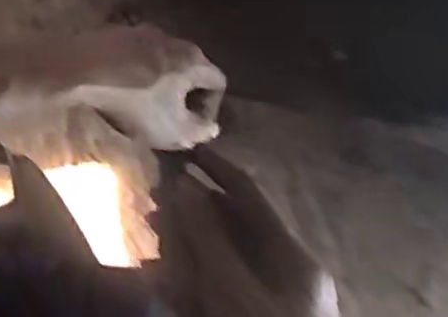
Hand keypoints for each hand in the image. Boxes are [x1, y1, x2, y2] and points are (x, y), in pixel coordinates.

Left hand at [61, 27, 225, 149]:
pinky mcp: (114, 31)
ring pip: (159, 60)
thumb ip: (200, 130)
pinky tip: (120, 87)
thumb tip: (210, 125)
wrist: (81, 68)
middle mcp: (169, 37)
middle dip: (183, 93)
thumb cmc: (134, 102)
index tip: (192, 124)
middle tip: (169, 115)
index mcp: (191, 58)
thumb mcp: (175, 131)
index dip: (211, 107)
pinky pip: (134, 54)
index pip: (217, 81)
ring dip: (157, 81)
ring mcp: (139, 30)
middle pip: (188, 67)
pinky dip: (134, 70)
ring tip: (142, 104)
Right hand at [158, 146, 338, 316]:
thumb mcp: (229, 288)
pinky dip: (200, 264)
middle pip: (237, 219)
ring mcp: (282, 296)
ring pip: (231, 247)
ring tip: (153, 228)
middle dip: (193, 204)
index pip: (248, 192)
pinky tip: (169, 268)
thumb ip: (206, 232)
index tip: (176, 146)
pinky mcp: (266, 314)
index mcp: (293, 256)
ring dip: (191, 233)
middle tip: (153, 196)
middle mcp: (292, 270)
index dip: (212, 165)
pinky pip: (230, 276)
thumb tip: (183, 182)